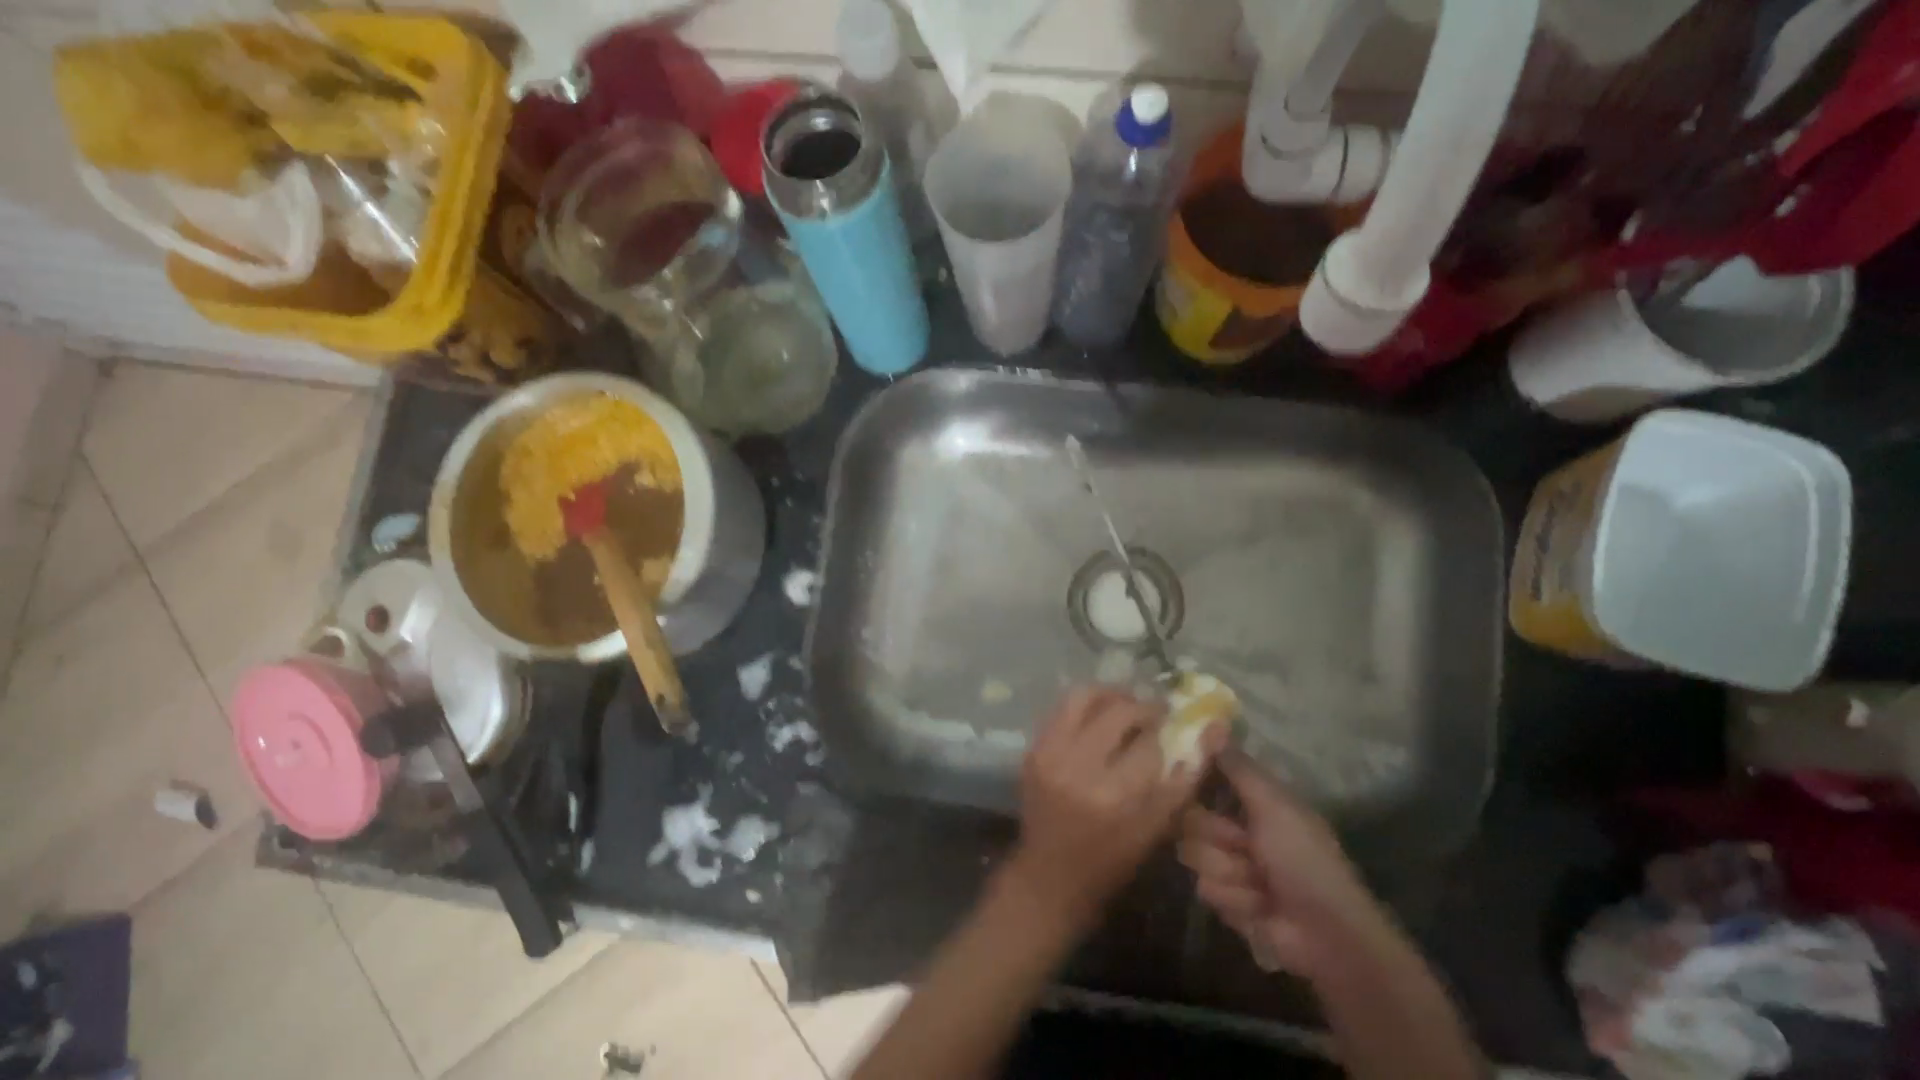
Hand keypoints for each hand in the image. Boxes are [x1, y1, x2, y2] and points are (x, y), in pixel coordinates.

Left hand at [1006, 686, 1224, 925]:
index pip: (1152, 742)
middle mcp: (1078, 767)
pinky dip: (1086, 707)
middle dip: (1145, 707)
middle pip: (1119, 711)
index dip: (1173, 727)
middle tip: (1158, 714)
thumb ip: (1185, 779)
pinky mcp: (1033, 750)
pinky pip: (1062, 709)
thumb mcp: (1156, 828)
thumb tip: (1212, 730)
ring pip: (1084, 697)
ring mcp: (1050, 754)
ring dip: (1112, 696)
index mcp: (1114, 795)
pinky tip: (1101, 719)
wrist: (1049, 876)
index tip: (1182, 722)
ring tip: (1128, 707)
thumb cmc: (1111, 861)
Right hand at [1177, 752, 1392, 976]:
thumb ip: (1240, 768)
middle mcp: (1237, 830)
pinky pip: (1206, 891)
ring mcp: (1230, 867)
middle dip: (1219, 838)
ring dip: (1230, 873)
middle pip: (1191, 821)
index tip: (1187, 783)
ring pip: (1195, 858)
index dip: (1196, 784)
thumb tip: (1213, 723)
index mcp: (1254, 802)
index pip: (1205, 781)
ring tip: (1261, 884)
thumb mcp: (1274, 806)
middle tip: (1247, 847)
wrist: (1324, 931)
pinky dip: (1235, 899)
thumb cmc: (1304, 859)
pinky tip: (1260, 907)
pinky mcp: (1226, 901)